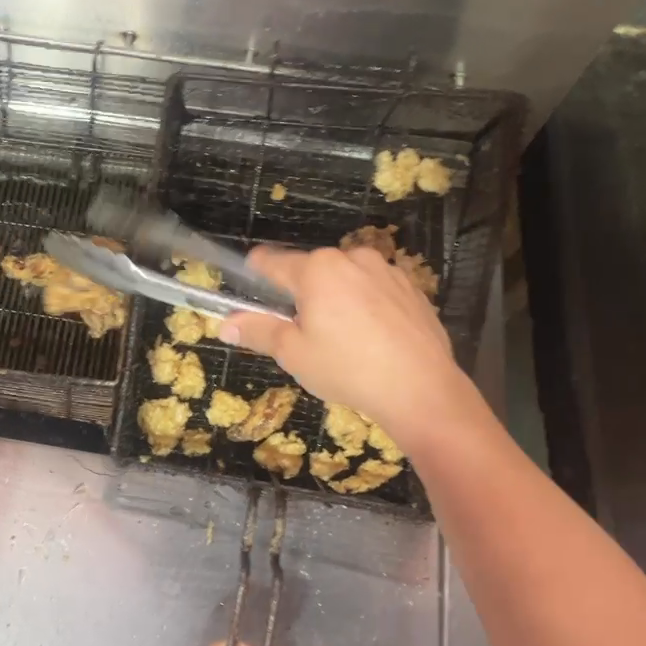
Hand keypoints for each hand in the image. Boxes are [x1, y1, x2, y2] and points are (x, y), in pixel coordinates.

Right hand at [222, 246, 475, 442]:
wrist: (420, 387)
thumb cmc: (346, 368)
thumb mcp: (293, 353)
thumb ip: (258, 331)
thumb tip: (225, 324)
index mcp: (317, 270)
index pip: (272, 261)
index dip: (255, 273)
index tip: (249, 287)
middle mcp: (351, 259)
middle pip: (311, 271)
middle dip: (299, 294)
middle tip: (298, 332)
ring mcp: (386, 271)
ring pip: (344, 280)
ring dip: (333, 299)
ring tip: (338, 339)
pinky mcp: (411, 288)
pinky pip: (373, 291)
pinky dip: (363, 307)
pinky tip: (368, 340)